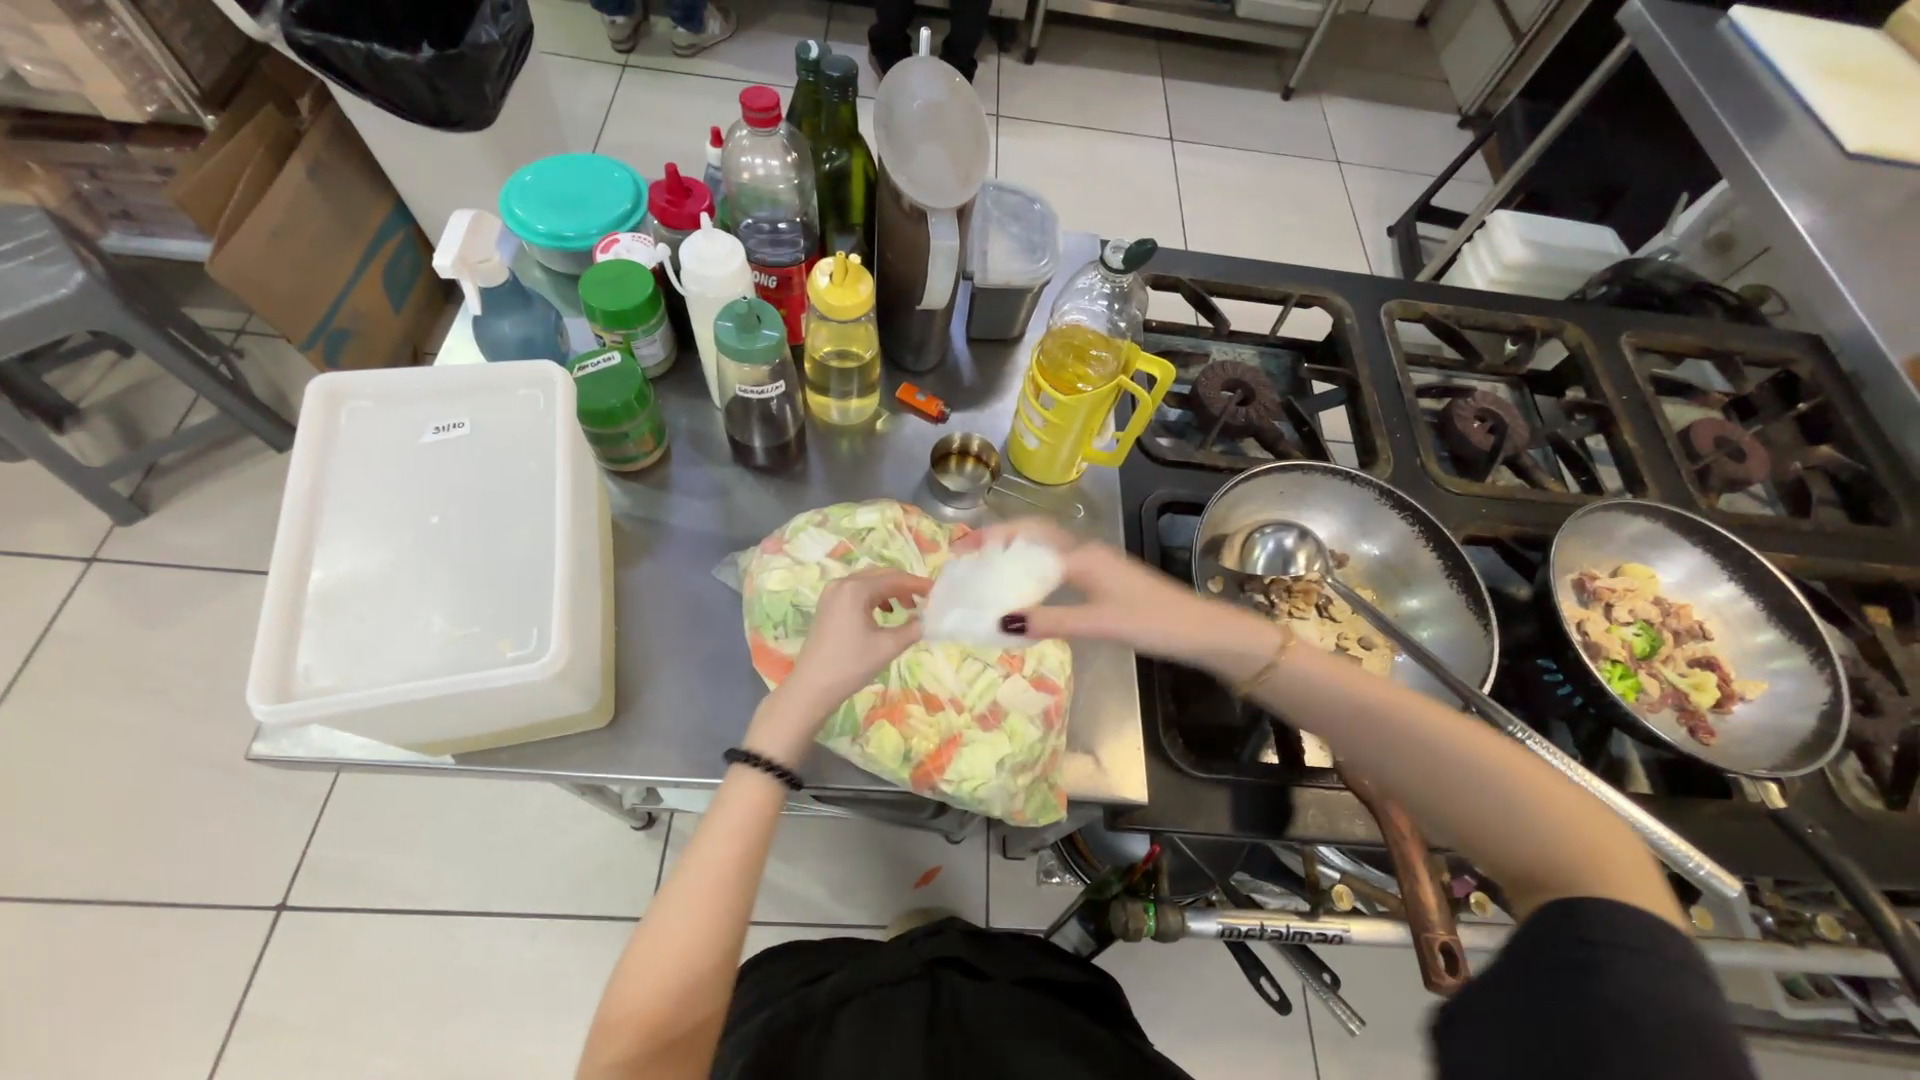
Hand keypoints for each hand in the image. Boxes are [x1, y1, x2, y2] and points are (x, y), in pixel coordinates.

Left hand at [746, 569, 930, 761]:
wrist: (812, 687)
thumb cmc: (851, 666)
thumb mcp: (889, 646)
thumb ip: (914, 628)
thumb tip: (928, 618)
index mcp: (856, 589)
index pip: (895, 579)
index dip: (918, 585)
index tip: (938, 593)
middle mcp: (842, 583)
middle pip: (881, 575)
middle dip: (905, 585)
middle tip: (925, 600)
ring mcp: (831, 593)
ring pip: (868, 582)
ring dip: (890, 590)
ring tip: (908, 607)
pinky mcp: (827, 605)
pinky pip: (856, 592)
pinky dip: (875, 597)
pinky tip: (885, 612)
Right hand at [954, 518, 1282, 679]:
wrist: (1201, 629)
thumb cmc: (1153, 622)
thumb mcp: (1100, 623)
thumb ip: (1051, 620)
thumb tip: (1000, 620)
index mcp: (1082, 555)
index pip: (1026, 536)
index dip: (990, 540)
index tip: (958, 551)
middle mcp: (1085, 551)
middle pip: (1032, 535)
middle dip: (997, 542)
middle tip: (963, 557)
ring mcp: (1095, 564)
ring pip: (1044, 551)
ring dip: (1013, 556)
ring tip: (983, 573)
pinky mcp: (1102, 579)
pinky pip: (1056, 567)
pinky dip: (1032, 573)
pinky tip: (1023, 593)